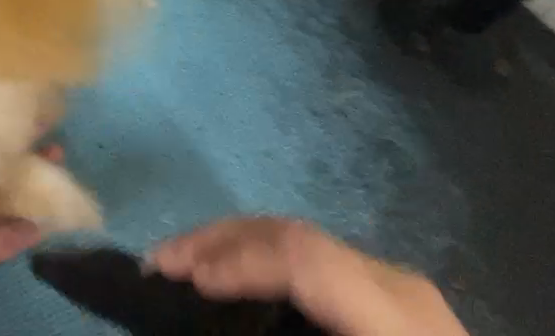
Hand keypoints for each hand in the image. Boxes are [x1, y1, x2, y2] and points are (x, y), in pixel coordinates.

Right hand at [152, 217, 467, 335]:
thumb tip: (210, 316)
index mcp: (395, 319)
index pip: (304, 260)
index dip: (238, 261)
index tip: (187, 283)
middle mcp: (394, 283)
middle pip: (291, 235)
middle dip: (216, 242)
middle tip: (159, 264)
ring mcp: (392, 283)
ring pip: (296, 237)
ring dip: (230, 243)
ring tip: (180, 263)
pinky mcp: (387, 293)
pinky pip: (310, 257)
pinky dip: (259, 258)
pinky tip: (230, 275)